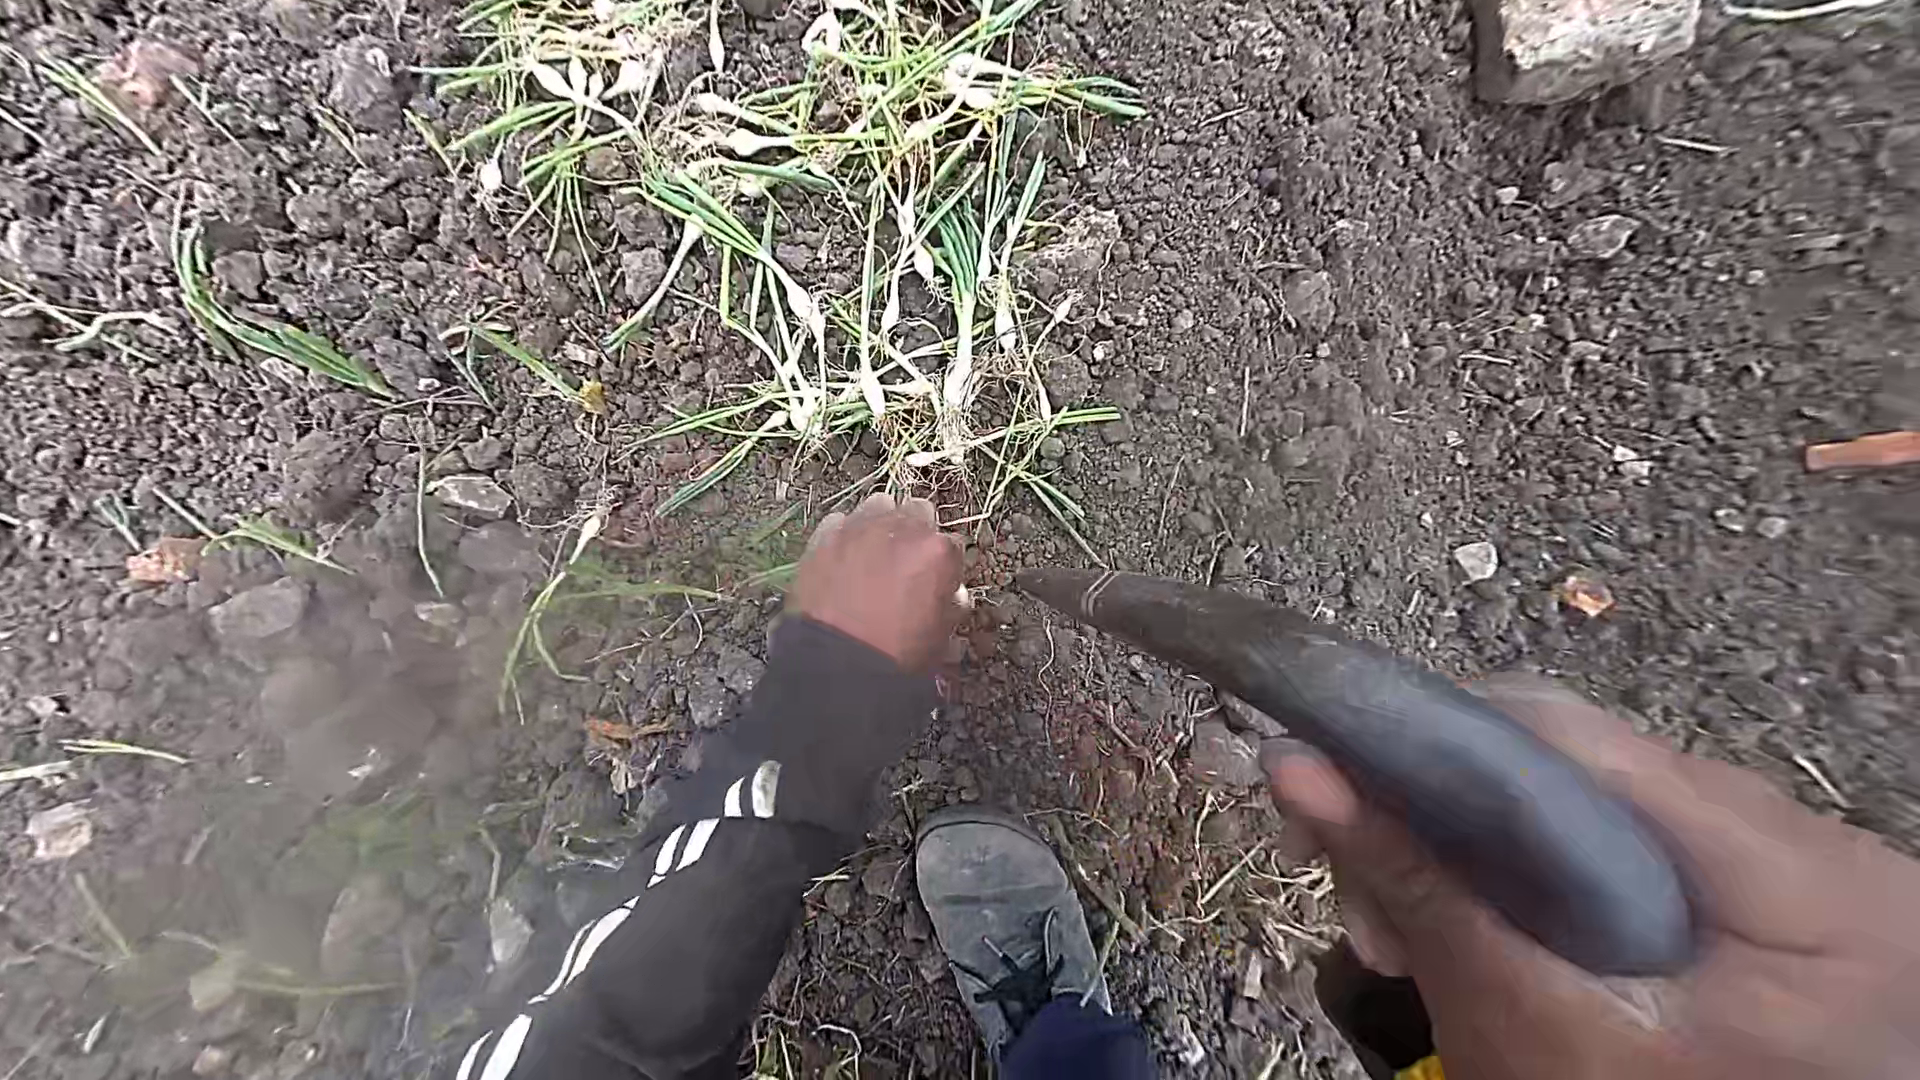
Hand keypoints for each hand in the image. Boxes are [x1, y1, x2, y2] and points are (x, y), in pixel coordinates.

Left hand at [789, 492, 963, 671]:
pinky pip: (841, 522)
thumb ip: (952, 604)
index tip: (936, 578)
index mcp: (939, 551)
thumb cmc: (897, 655)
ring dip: (882, 523)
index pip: (952, 543)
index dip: (944, 563)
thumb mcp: (941, 636)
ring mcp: (860, 528)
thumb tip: (950, 592)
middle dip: (916, 531)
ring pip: (879, 506)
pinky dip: (846, 534)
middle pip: (918, 511)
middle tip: (907, 560)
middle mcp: (902, 528)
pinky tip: (844, 557)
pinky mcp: (825, 536)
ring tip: (875, 551)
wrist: (837, 666)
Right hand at [1265, 675, 1919, 1079]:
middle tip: (1340, 872)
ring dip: (1430, 838)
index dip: (1431, 732)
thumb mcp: (1498, 999)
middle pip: (1543, 755)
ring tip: (1376, 923)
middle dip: (1417, 807)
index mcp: (1808, 881)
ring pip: (1531, 783)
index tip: (1336, 770)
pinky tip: (1425, 915)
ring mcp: (1748, 854)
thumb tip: (1281, 758)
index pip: (1572, 735)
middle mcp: (1791, 841)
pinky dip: (1473, 855)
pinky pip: (1556, 818)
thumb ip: (1395, 868)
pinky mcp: (1700, 871)